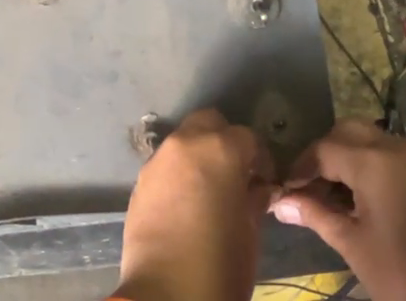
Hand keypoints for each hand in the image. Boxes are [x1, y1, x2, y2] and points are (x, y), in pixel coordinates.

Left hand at [118, 108, 274, 300]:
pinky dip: (179, 173)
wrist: (166, 296)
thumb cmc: (219, 264)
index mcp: (220, 150)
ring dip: (200, 155)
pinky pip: (166, 164)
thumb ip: (254, 199)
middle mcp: (186, 144)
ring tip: (210, 190)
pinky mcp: (140, 181)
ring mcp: (158, 160)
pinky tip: (187, 203)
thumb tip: (259, 189)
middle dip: (226, 142)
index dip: (261, 160)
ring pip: (184, 141)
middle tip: (236, 175)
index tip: (265, 183)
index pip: (248, 137)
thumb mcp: (250, 232)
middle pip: (210, 123)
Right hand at [270, 120, 405, 300]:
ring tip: (341, 194)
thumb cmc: (404, 274)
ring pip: (378, 140)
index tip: (288, 189)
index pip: (324, 148)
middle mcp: (400, 148)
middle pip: (351, 131)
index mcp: (374, 161)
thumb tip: (280, 202)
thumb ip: (316, 215)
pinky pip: (402, 158)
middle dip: (327, 152)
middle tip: (313, 184)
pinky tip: (375, 201)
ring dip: (354, 157)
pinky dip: (381, 167)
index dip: (301, 167)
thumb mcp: (354, 245)